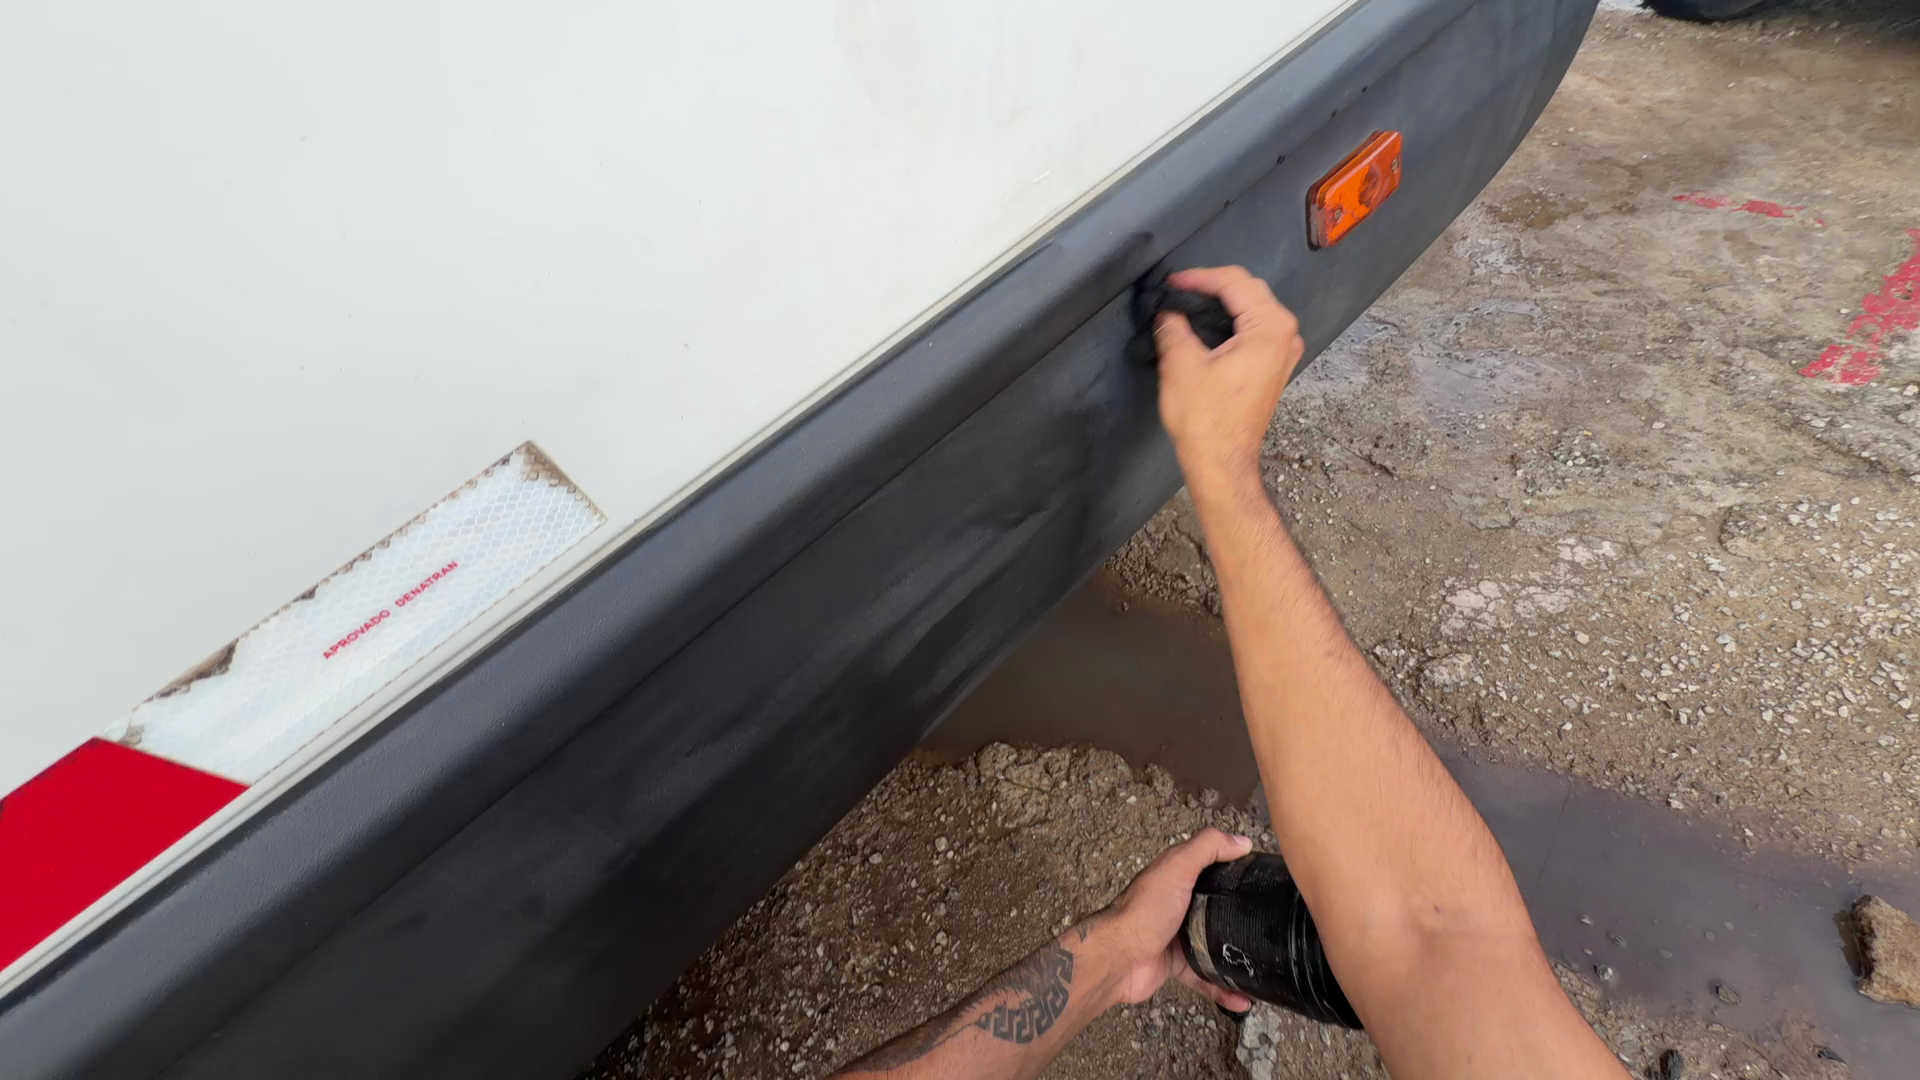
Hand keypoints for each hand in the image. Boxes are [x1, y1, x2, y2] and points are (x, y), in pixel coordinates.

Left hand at [1091, 828, 1255, 1011]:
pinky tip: (1244, 999)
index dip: (1235, 867)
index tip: (1265, 878)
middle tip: (1270, 926)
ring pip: (1214, 944)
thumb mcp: (1178, 869)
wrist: (1120, 957)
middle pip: (1215, 905)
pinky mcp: (1176, 963)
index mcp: (1177, 875)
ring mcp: (1177, 934)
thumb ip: (1207, 849)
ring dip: (1236, 956)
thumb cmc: (1146, 910)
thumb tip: (1242, 841)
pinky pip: (1206, 976)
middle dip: (1239, 915)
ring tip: (1264, 967)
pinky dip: (1224, 987)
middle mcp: (1178, 902)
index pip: (1211, 865)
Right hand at [1152, 266, 1303, 494]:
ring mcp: (1283, 353)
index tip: (1170, 283)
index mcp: (1269, 327)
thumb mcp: (1180, 365)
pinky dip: (1229, 324)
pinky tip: (1203, 329)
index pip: (1233, 282)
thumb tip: (1166, 313)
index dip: (1198, 277)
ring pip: (1251, 310)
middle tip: (1176, 291)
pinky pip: (1253, 331)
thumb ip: (1173, 328)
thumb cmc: (1204, 418)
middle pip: (1248, 292)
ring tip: (1186, 306)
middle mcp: (1285, 334)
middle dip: (1211, 287)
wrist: (1220, 462)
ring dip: (1220, 305)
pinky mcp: (1272, 368)